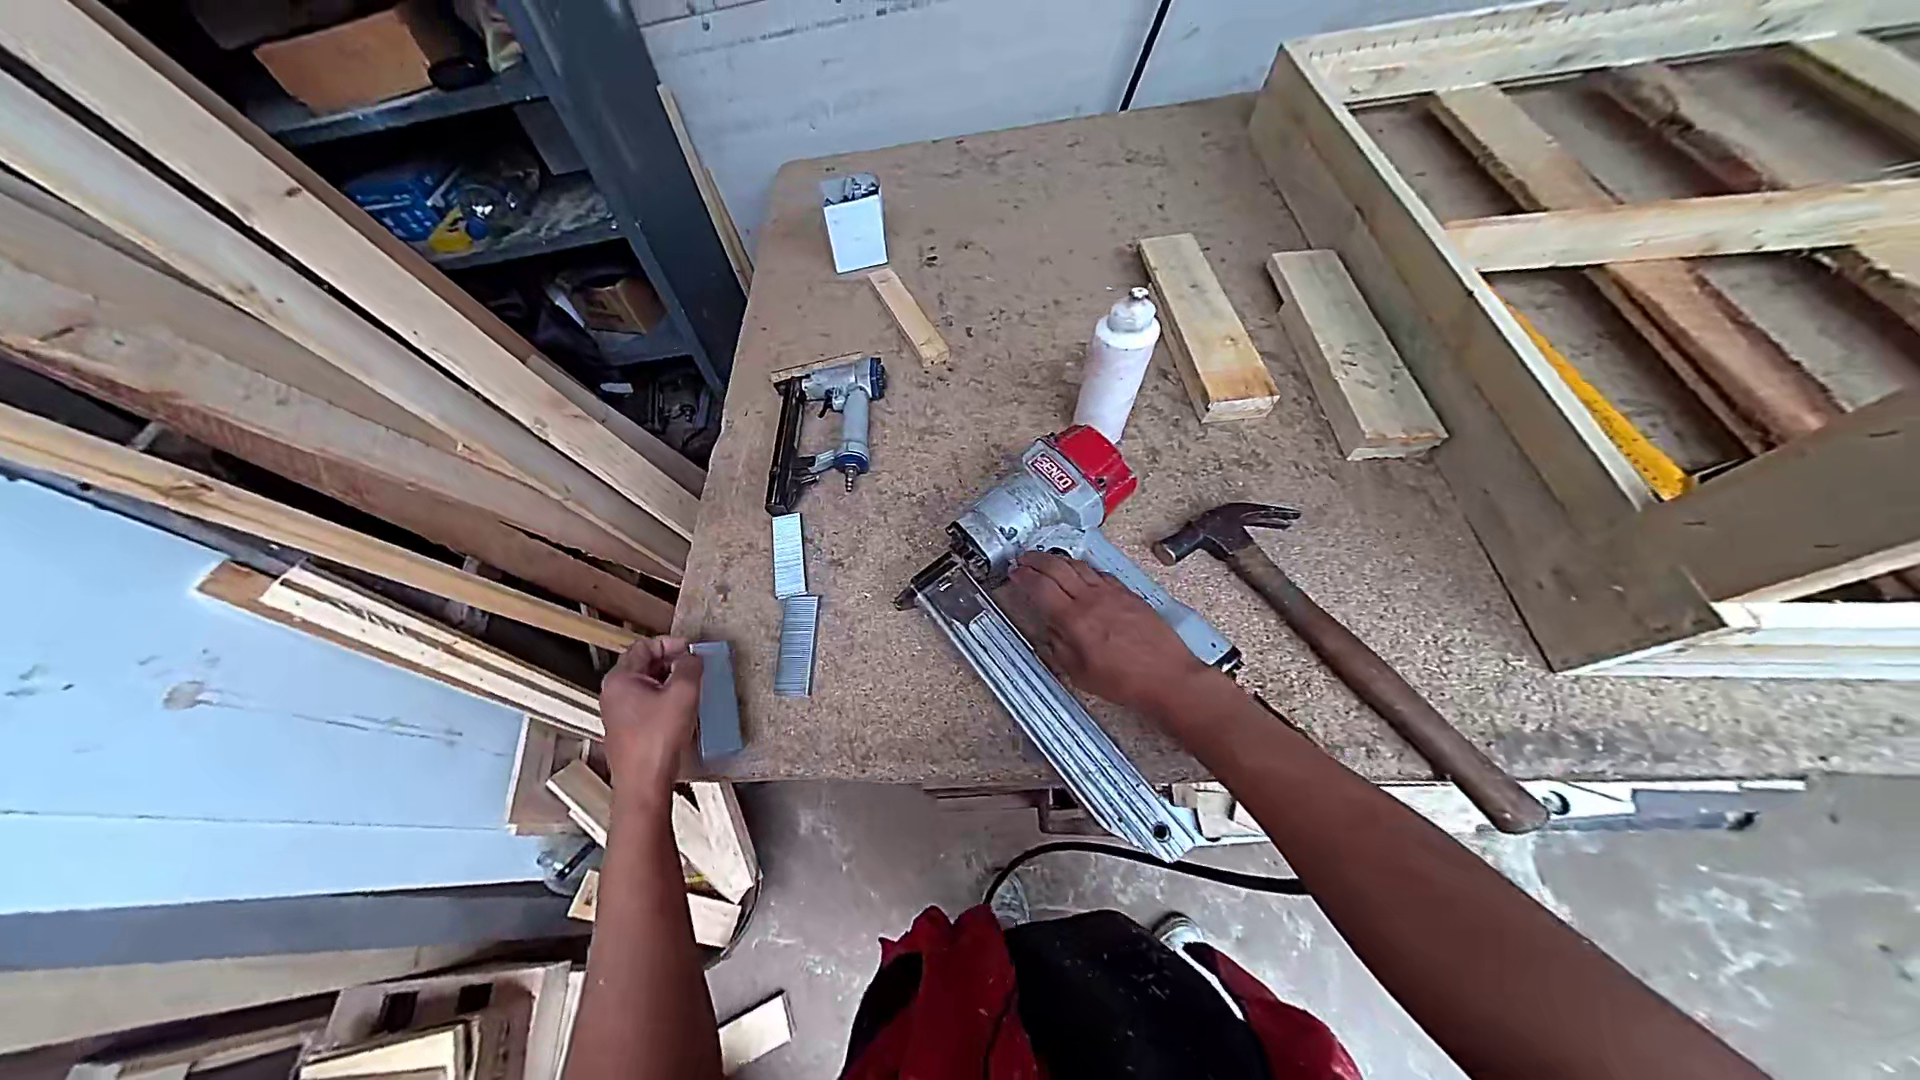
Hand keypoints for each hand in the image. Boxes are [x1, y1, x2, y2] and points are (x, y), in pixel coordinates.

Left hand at [600, 636, 702, 793]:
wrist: (644, 782)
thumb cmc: (657, 739)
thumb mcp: (683, 692)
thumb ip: (689, 666)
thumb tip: (691, 658)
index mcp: (620, 679)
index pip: (644, 646)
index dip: (670, 643)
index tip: (690, 650)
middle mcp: (614, 693)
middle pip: (644, 664)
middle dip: (672, 662)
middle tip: (694, 666)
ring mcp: (618, 712)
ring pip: (647, 684)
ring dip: (670, 681)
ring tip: (692, 687)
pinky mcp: (628, 729)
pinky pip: (647, 703)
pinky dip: (665, 698)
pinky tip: (682, 708)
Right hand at [1007, 552, 1214, 716]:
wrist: (1167, 677)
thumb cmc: (1129, 680)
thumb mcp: (1080, 673)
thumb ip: (1059, 648)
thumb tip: (1050, 634)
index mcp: (1075, 620)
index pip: (1041, 586)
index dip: (1024, 576)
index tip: (1016, 574)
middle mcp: (1093, 600)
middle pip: (1057, 566)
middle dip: (1036, 559)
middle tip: (1025, 560)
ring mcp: (1112, 594)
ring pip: (1079, 565)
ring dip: (1058, 559)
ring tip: (1048, 560)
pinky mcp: (1128, 594)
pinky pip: (1100, 573)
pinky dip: (1084, 568)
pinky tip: (1082, 573)